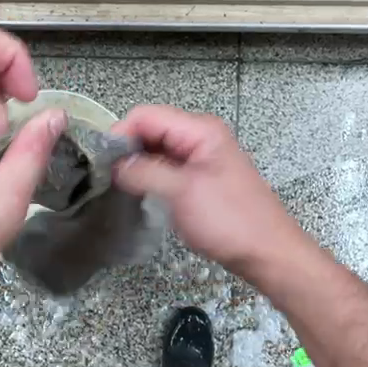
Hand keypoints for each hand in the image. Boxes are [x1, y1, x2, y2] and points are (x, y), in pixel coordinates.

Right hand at [111, 105, 311, 278]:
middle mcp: (199, 137)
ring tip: (117, 186)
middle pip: (150, 129)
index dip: (120, 134)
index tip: (102, 161)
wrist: (265, 251)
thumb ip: (145, 172)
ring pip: (156, 150)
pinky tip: (138, 193)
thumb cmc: (231, 221)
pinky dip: (149, 176)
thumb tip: (114, 164)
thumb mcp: (182, 192)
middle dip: (126, 149)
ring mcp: (200, 158)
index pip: (146, 115)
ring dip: (136, 164)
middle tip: (105, 176)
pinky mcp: (198, 179)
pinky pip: (166, 168)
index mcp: (200, 130)